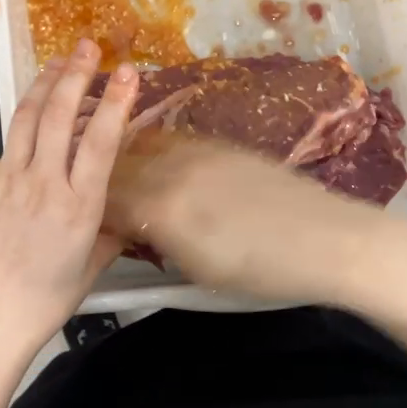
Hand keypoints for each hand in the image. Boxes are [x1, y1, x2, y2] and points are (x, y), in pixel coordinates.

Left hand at [0, 40, 139, 369]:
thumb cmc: (46, 300)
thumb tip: (128, 213)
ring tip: (56, 60)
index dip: (117, 102)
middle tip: (88, 46)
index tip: (129, 71)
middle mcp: (43, 182)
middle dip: (76, 75)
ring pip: (26, 118)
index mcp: (79, 205)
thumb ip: (111, 233)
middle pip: (61, 116)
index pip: (102, 142)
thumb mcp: (92, 267)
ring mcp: (6, 179)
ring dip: (41, 84)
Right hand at [104, 131, 406, 306]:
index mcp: (162, 206)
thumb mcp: (198, 269)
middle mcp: (170, 168)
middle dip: (97, 181)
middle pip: (114, 166)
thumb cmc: (262, 269)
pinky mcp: (213, 141)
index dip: (88, 210)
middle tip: (90, 199)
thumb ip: (153, 241)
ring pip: (136, 145)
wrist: (326, 238)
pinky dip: (148, 149)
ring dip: (119, 159)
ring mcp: (193, 149)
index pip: (102, 199)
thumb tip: (127, 228)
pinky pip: (165, 138)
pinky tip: (150, 162)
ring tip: (111, 175)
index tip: (80, 221)